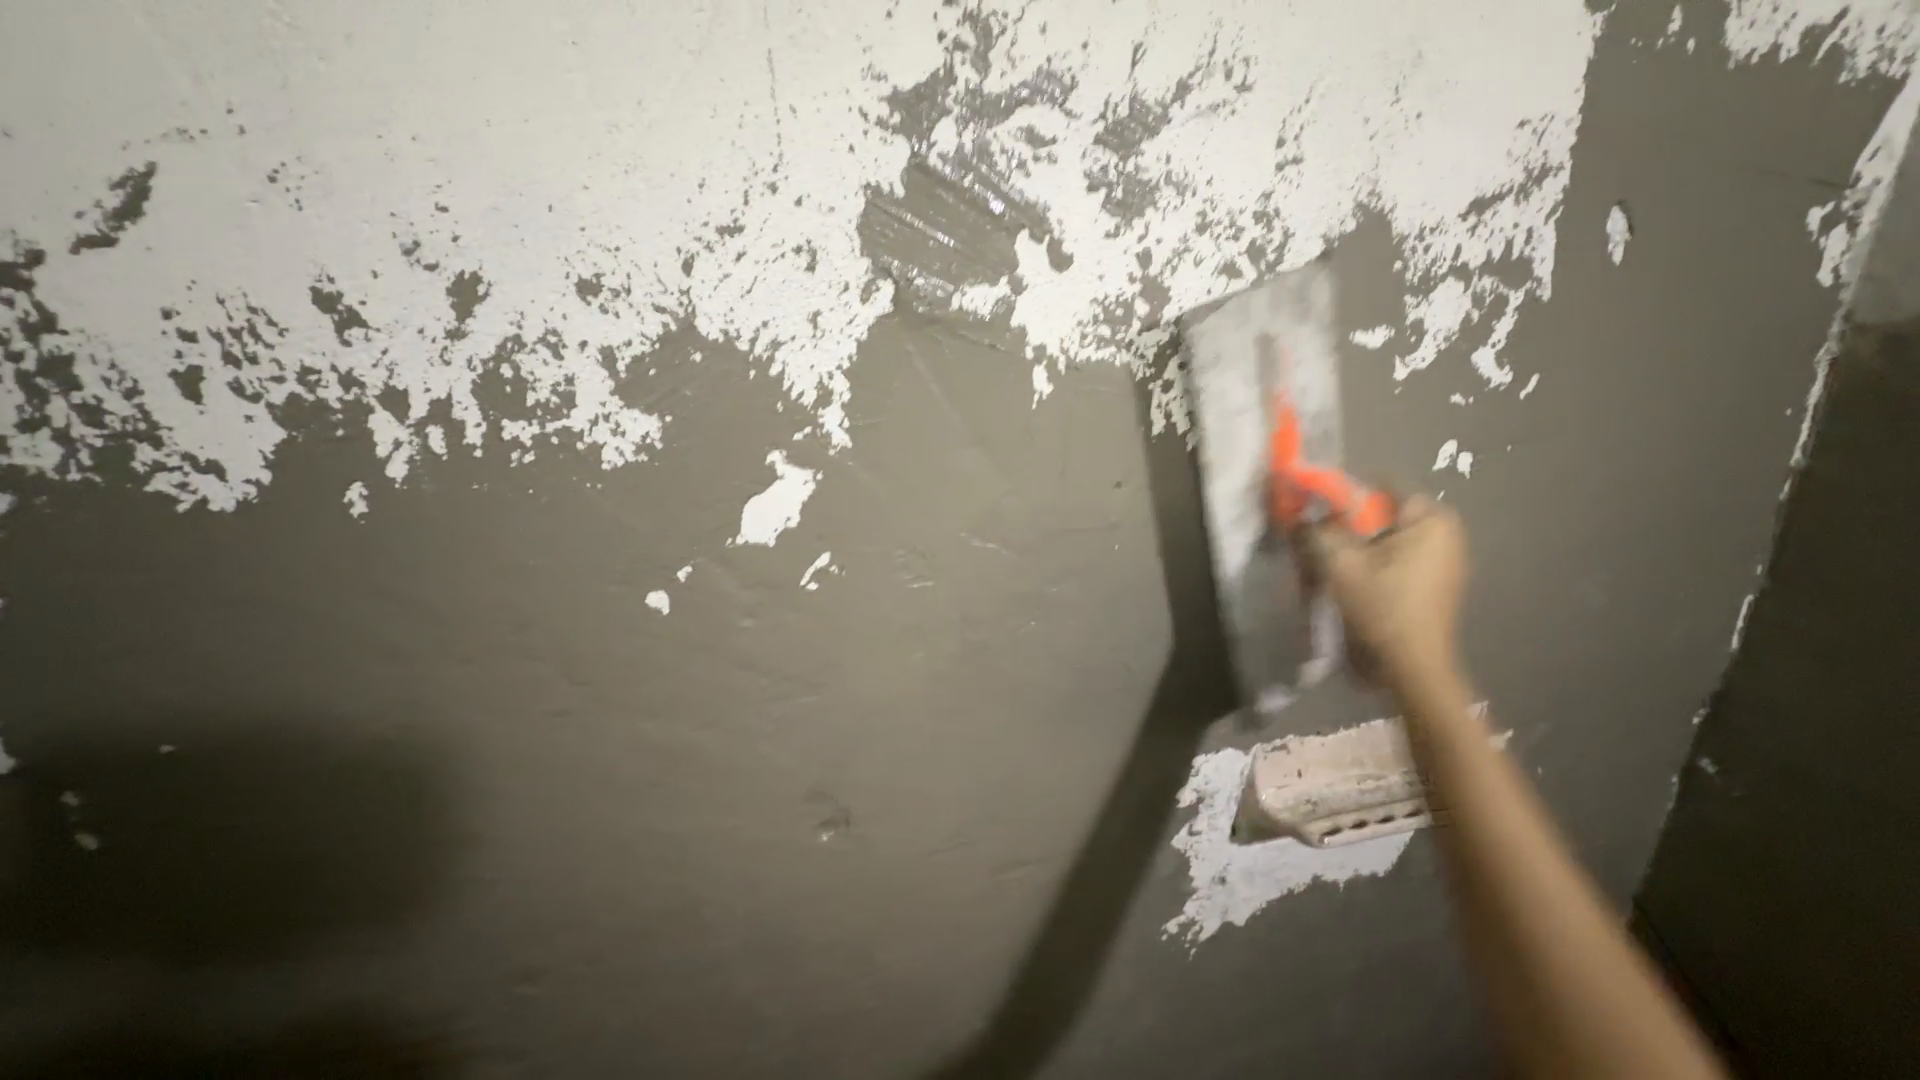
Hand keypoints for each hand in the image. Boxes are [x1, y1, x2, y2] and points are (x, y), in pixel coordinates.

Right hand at [1299, 495, 1466, 684]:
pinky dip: (1374, 566)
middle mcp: (1446, 533)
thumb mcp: (1338, 562)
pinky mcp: (1438, 585)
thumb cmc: (1380, 606)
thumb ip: (1316, 529)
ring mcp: (1446, 561)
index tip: (1316, 516)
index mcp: (1431, 518)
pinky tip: (1354, 586)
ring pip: (1387, 540)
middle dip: (1349, 527)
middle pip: (1383, 515)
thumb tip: (1302, 514)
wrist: (1411, 667)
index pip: (1378, 487)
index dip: (1342, 497)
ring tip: (1333, 569)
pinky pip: (1398, 561)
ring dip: (1358, 549)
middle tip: (1319, 545)